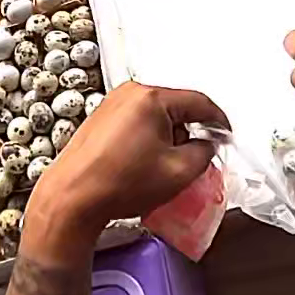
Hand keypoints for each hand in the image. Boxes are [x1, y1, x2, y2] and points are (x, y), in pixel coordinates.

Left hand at [24, 82, 227, 246]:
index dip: (218, 121)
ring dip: (168, 135)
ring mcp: (112, 104)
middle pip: (176, 106)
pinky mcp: (101, 118)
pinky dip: (148, 137)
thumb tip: (206, 144)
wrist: (70, 201)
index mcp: (152, 98)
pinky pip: (137, 120)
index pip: (199, 102)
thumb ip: (204, 151)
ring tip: (165, 165)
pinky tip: (146, 162)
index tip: (225, 134)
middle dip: (189, 130)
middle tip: (196, 156)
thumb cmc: (120, 184)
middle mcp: (131, 93)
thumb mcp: (179, 171)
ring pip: (156, 114)